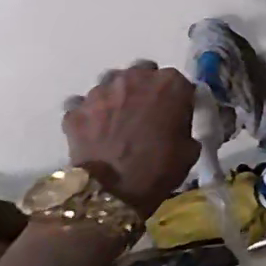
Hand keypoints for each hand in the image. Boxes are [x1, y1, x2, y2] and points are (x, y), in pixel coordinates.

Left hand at [62, 61, 199, 215]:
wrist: (113, 191)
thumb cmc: (160, 168)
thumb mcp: (190, 148)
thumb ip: (184, 126)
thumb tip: (176, 126)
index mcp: (170, 84)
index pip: (178, 82)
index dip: (177, 98)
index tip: (176, 114)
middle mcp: (135, 77)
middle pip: (142, 73)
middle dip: (145, 89)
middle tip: (146, 113)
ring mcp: (101, 91)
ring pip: (110, 84)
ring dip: (116, 97)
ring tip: (117, 120)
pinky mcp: (76, 109)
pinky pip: (82, 105)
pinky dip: (88, 114)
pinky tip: (93, 129)